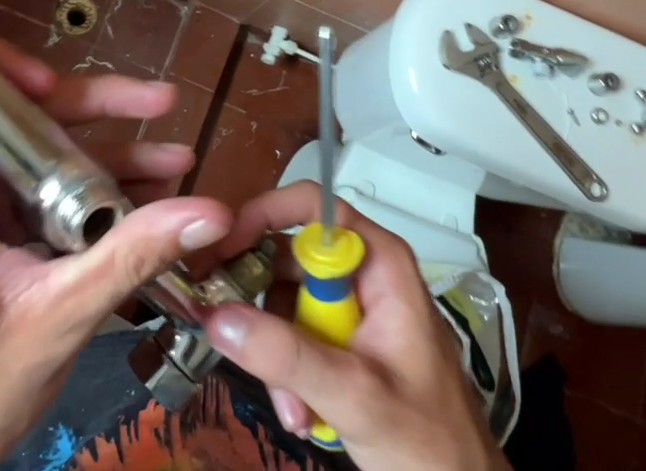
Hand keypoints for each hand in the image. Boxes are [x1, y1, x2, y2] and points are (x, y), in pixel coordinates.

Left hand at [0, 40, 232, 470]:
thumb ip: (130, 257)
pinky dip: (90, 180)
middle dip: (81, 103)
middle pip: (3, 110)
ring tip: (173, 151)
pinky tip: (150, 190)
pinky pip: (39, 178)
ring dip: (100, 141)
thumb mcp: (58, 320)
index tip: (51, 85)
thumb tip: (207, 211)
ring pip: (30, 140)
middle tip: (154, 102)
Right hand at [200, 182, 509, 470]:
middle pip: (286, 256)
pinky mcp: (341, 340)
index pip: (314, 207)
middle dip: (261, 310)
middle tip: (233, 342)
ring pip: (282, 302)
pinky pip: (292, 337)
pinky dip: (286, 374)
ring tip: (294, 411)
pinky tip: (303, 415)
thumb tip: (217, 315)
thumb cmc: (428, 438)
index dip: (263, 215)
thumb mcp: (357, 397)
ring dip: (274, 356)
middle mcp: (361, 273)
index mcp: (379, 262)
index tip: (220, 249)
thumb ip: (289, 357)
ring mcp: (350, 307)